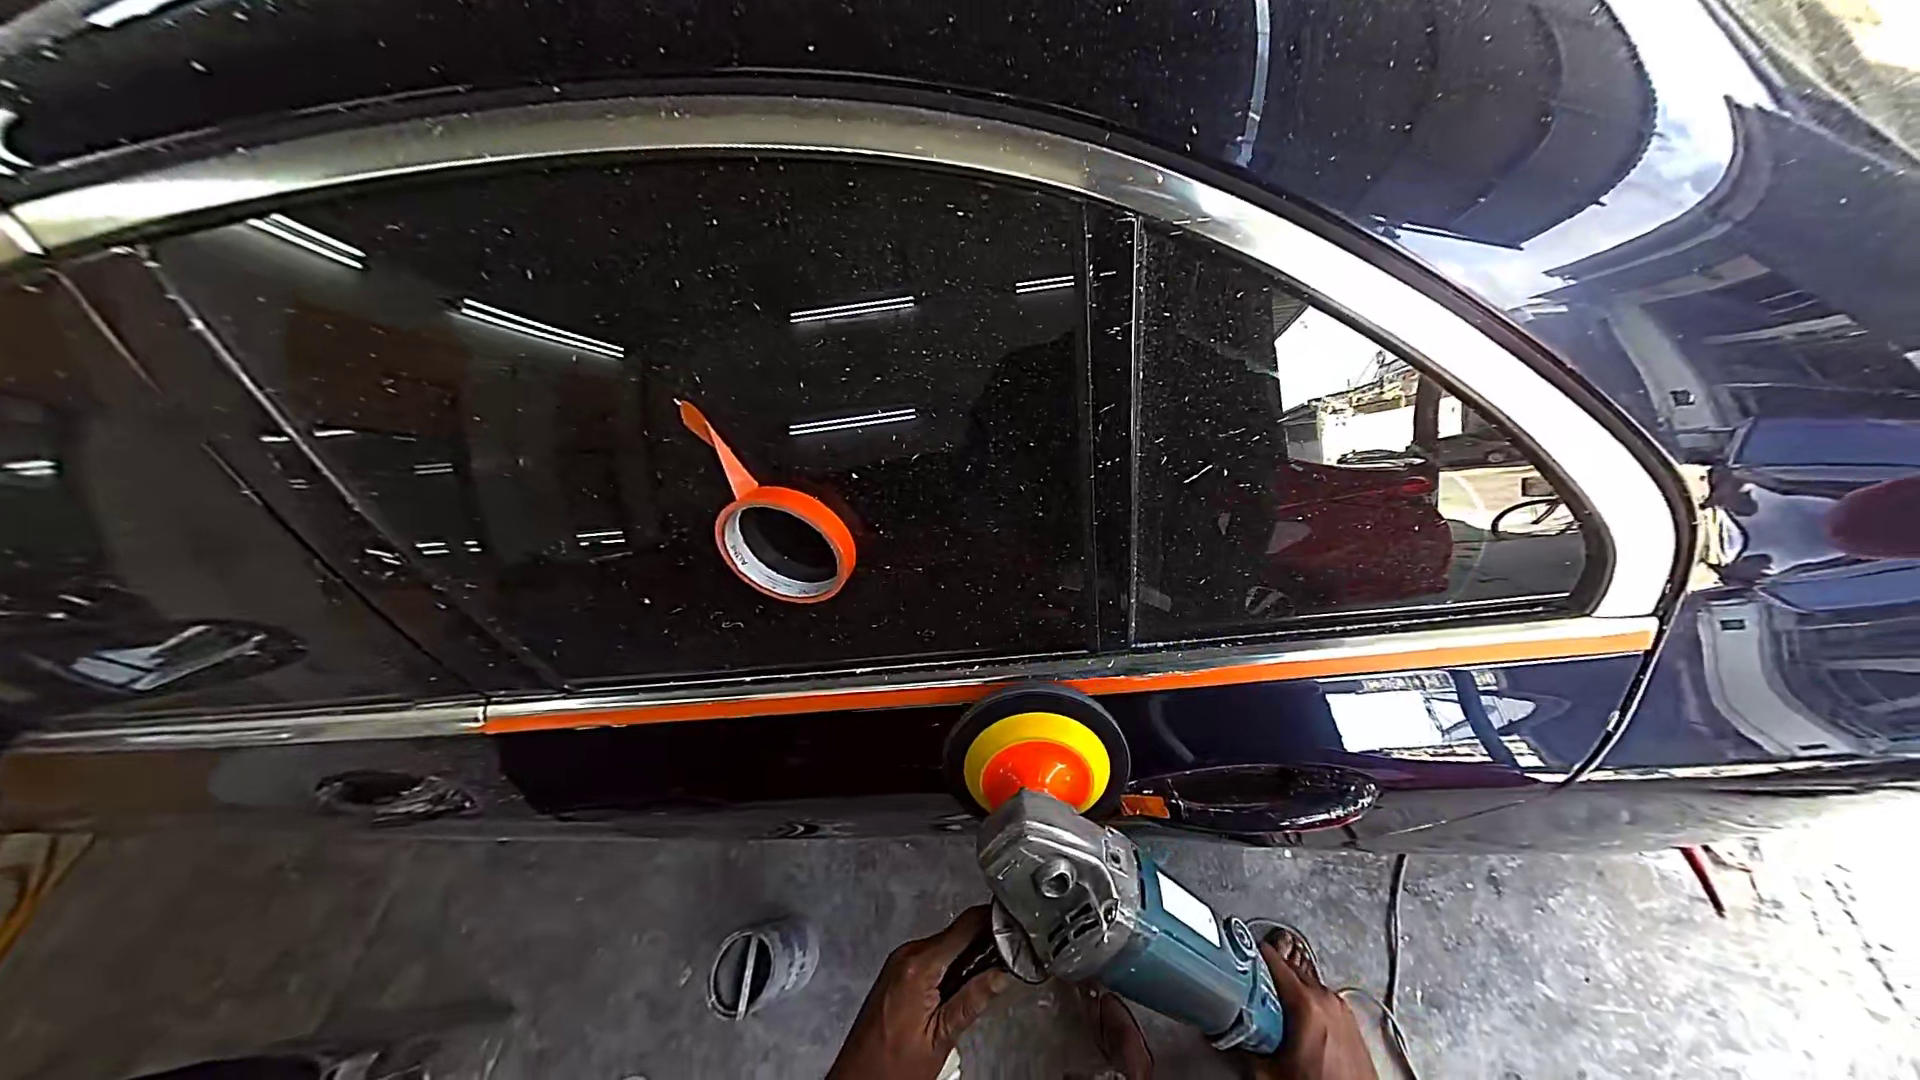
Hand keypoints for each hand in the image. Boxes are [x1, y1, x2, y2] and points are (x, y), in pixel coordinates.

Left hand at [827, 905, 1013, 1079]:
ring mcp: (900, 960)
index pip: (965, 926)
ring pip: (945, 944)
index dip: (992, 922)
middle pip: (956, 933)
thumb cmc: (891, 1068)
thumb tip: (999, 975)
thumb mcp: (940, 1038)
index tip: (1012, 927)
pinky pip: (932, 955)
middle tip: (1006, 958)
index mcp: (918, 966)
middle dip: (982, 943)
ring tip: (986, 977)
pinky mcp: (898, 969)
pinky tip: (959, 985)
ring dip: (967, 955)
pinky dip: (950, 964)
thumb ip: (971, 1001)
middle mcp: (907, 954)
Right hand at [1244, 932, 1377, 1079]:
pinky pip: (1322, 999)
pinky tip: (1299, 1025)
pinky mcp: (1351, 1022)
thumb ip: (1242, 1048)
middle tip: (1251, 991)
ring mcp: (1341, 1009)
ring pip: (1306, 983)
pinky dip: (1308, 1004)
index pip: (1272, 958)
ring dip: (1289, 991)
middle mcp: (1326, 998)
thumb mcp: (1270, 1074)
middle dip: (1269, 977)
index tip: (1238, 960)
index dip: (1251, 956)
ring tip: (1275, 1012)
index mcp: (1306, 1002)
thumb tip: (1221, 1036)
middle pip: (1288, 969)